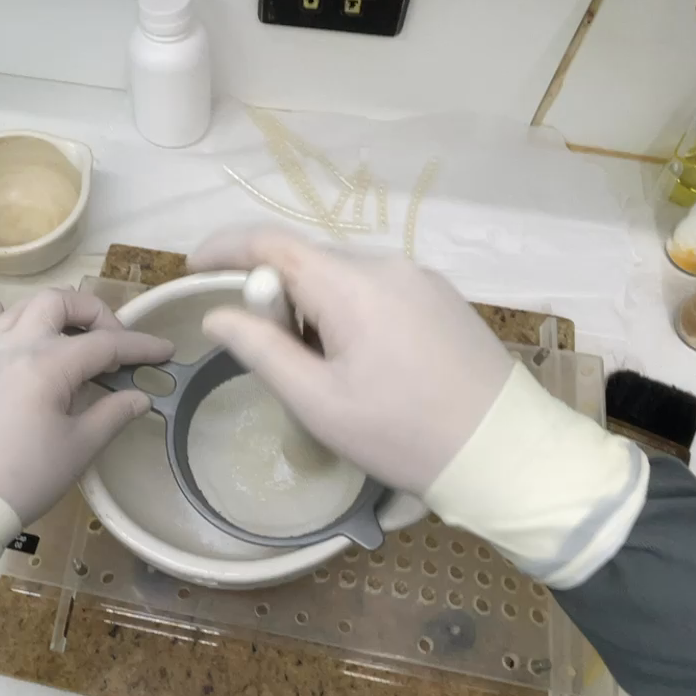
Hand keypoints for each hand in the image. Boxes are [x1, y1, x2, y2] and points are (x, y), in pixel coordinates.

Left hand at [0, 289, 172, 524]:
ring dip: (54, 312)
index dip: (140, 346)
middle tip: (115, 342)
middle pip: (59, 304)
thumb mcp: (79, 448)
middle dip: (95, 312)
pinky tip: (3, 312)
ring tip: (74, 333)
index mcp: (48, 364)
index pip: (105, 344)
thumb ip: (112, 414)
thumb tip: (138, 396)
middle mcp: (16, 348)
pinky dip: (1, 316)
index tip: (166, 352)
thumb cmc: (25, 477)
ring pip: (21, 309)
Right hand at [188, 228, 514, 494]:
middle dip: (274, 294)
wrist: (503, 452)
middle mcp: (387, 264)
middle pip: (307, 260)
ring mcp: (420, 277)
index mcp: (352, 285)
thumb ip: (261, 349)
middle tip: (268, 351)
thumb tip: (217, 315)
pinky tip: (360, 359)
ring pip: (341, 275)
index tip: (192, 267)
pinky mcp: (440, 296)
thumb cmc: (401, 434)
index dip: (224, 248)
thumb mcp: (317, 401)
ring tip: (321, 367)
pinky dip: (347, 310)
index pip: (271, 243)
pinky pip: (374, 288)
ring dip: (312, 306)